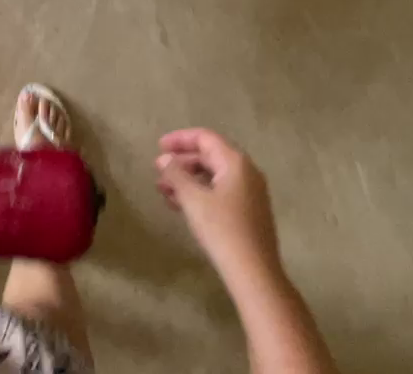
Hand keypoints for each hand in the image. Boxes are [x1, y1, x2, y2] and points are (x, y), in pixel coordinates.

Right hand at [155, 128, 279, 278]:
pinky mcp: (249, 213)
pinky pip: (220, 192)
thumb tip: (164, 159)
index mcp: (235, 163)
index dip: (179, 139)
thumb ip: (175, 174)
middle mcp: (247, 173)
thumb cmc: (222, 229)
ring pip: (213, 176)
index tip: (158, 147)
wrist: (255, 273)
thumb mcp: (192, 198)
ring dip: (187, 180)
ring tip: (164, 191)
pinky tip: (181, 206)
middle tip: (158, 172)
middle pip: (209, 156)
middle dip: (181, 162)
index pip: (205, 138)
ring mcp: (250, 194)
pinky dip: (199, 193)